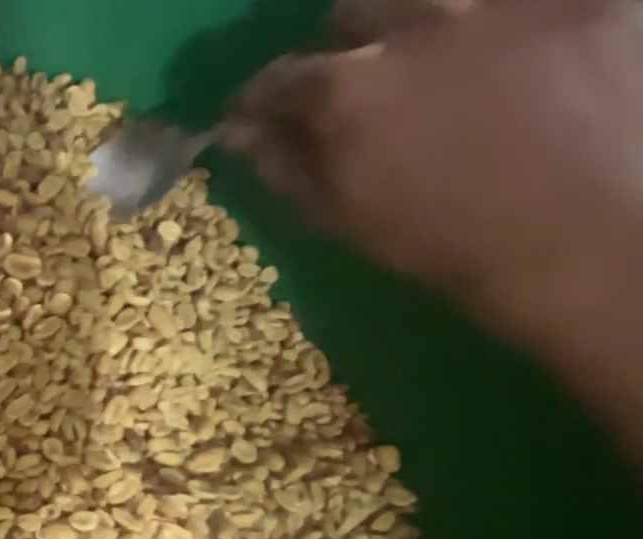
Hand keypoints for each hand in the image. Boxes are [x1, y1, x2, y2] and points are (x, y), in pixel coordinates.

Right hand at [225, 0, 642, 380]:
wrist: (580, 232)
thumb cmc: (438, 235)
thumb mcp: (338, 212)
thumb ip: (282, 162)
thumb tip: (239, 131)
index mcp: (348, 86)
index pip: (277, 77)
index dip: (255, 100)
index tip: (250, 117)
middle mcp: (420, 24)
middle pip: (355, 8)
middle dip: (342, 44)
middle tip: (351, 79)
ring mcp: (505, 3)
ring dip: (413, 28)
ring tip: (429, 64)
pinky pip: (514, 3)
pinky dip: (495, 27)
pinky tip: (498, 62)